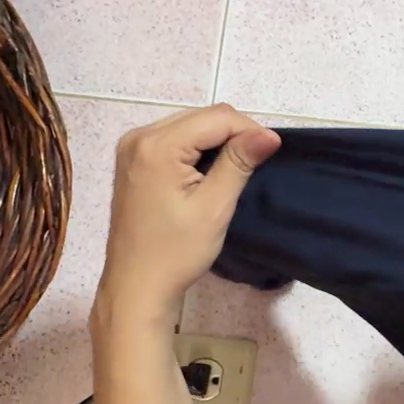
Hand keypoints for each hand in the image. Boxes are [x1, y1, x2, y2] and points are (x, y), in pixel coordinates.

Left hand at [93, 104, 280, 331]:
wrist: (137, 286)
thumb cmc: (177, 252)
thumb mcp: (214, 206)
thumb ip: (239, 163)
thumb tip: (270, 135)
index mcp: (156, 146)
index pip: (216, 118)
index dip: (250, 130)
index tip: (271, 154)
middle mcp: (139, 137)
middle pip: (201, 117)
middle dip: (233, 134)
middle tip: (254, 165)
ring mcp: (132, 148)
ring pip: (189, 126)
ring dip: (217, 141)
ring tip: (235, 170)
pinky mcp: (133, 161)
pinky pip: (174, 139)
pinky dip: (198, 149)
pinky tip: (209, 173)